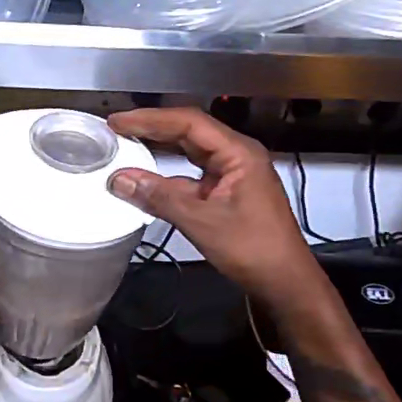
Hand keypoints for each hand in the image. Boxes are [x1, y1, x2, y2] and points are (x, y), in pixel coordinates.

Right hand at [107, 108, 318, 302]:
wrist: (285, 282)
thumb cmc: (254, 249)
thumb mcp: (202, 222)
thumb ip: (159, 197)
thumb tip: (120, 179)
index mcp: (238, 153)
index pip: (188, 122)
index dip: (150, 119)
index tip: (119, 121)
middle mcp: (236, 156)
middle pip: (189, 131)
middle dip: (152, 128)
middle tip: (116, 128)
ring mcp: (232, 174)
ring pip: (189, 153)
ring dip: (159, 149)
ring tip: (126, 145)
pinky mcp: (226, 193)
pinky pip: (191, 176)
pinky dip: (167, 176)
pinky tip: (145, 180)